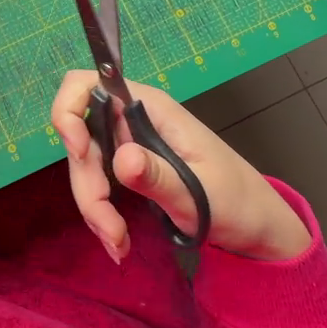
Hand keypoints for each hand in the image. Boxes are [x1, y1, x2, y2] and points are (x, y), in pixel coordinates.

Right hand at [50, 70, 311, 263]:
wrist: (258, 229)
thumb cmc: (237, 202)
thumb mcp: (198, 193)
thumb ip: (158, 176)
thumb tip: (121, 158)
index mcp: (149, 108)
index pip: (87, 84)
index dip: (68, 111)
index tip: (79, 152)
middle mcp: (130, 120)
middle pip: (80, 138)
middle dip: (86, 184)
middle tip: (109, 227)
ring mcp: (127, 144)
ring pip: (85, 166)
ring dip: (93, 206)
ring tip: (118, 244)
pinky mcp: (126, 169)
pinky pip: (97, 184)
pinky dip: (100, 214)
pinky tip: (118, 241)